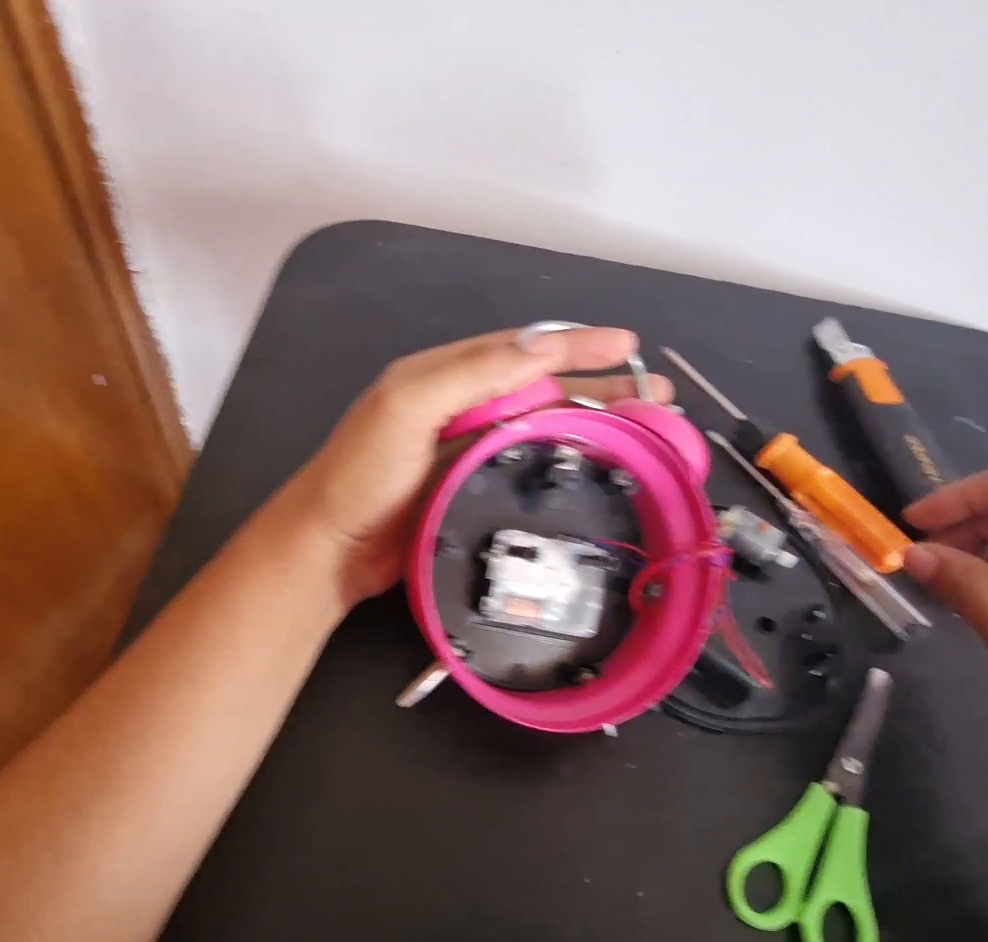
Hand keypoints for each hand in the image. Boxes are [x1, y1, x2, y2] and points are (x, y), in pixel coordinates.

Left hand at [273, 326, 668, 607]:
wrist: (331, 549)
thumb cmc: (361, 474)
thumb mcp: (407, 407)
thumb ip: (471, 373)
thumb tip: (543, 346)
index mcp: (445, 377)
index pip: (522, 350)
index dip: (576, 345)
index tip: (627, 345)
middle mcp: (462, 408)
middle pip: (542, 389)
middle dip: (599, 388)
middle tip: (656, 396)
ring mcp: (469, 452)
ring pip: (543, 429)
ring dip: (592, 427)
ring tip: (644, 433)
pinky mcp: (473, 490)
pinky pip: (530, 468)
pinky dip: (566, 466)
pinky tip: (596, 474)